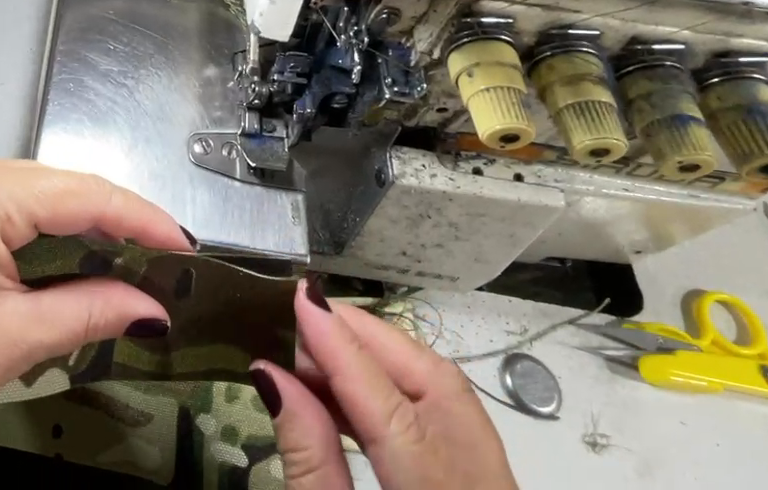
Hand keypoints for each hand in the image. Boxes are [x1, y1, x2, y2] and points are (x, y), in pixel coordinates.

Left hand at [0, 150, 191, 488]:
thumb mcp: (10, 340)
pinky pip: (12, 202)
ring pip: (40, 192)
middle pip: (62, 186)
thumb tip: (156, 309)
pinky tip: (79, 252)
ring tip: (135, 260)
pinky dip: (49, 227)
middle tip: (168, 261)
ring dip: (85, 223)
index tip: (188, 247)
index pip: (81, 193)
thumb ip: (90, 311)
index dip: (141, 218)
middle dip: (116, 221)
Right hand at [251, 279, 518, 489]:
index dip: (341, 348)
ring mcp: (496, 475)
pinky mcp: (490, 472)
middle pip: (432, 382)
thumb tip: (270, 374)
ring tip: (313, 353)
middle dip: (362, 337)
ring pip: (443, 388)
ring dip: (375, 358)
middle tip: (299, 320)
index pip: (391, 411)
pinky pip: (448, 410)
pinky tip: (348, 388)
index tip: (298, 296)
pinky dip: (395, 386)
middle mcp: (486, 480)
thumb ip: (307, 457)